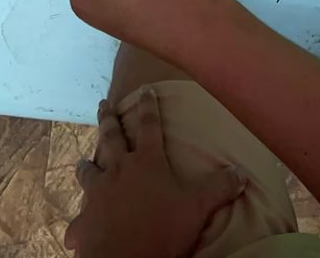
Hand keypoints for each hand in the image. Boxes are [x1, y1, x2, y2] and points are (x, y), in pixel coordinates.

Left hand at [66, 88, 246, 257]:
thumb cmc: (161, 231)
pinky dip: (78, 219)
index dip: (148, 105)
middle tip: (102, 103)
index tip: (144, 88)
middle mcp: (120, 170)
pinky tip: (76, 224)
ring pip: (89, 170)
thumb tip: (243, 172)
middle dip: (108, 118)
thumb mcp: (197, 209)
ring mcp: (98, 193)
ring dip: (86, 164)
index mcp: (147, 161)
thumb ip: (219, 188)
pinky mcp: (83, 220)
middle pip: (112, 137)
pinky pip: (78, 217)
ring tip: (82, 160)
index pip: (150, 125)